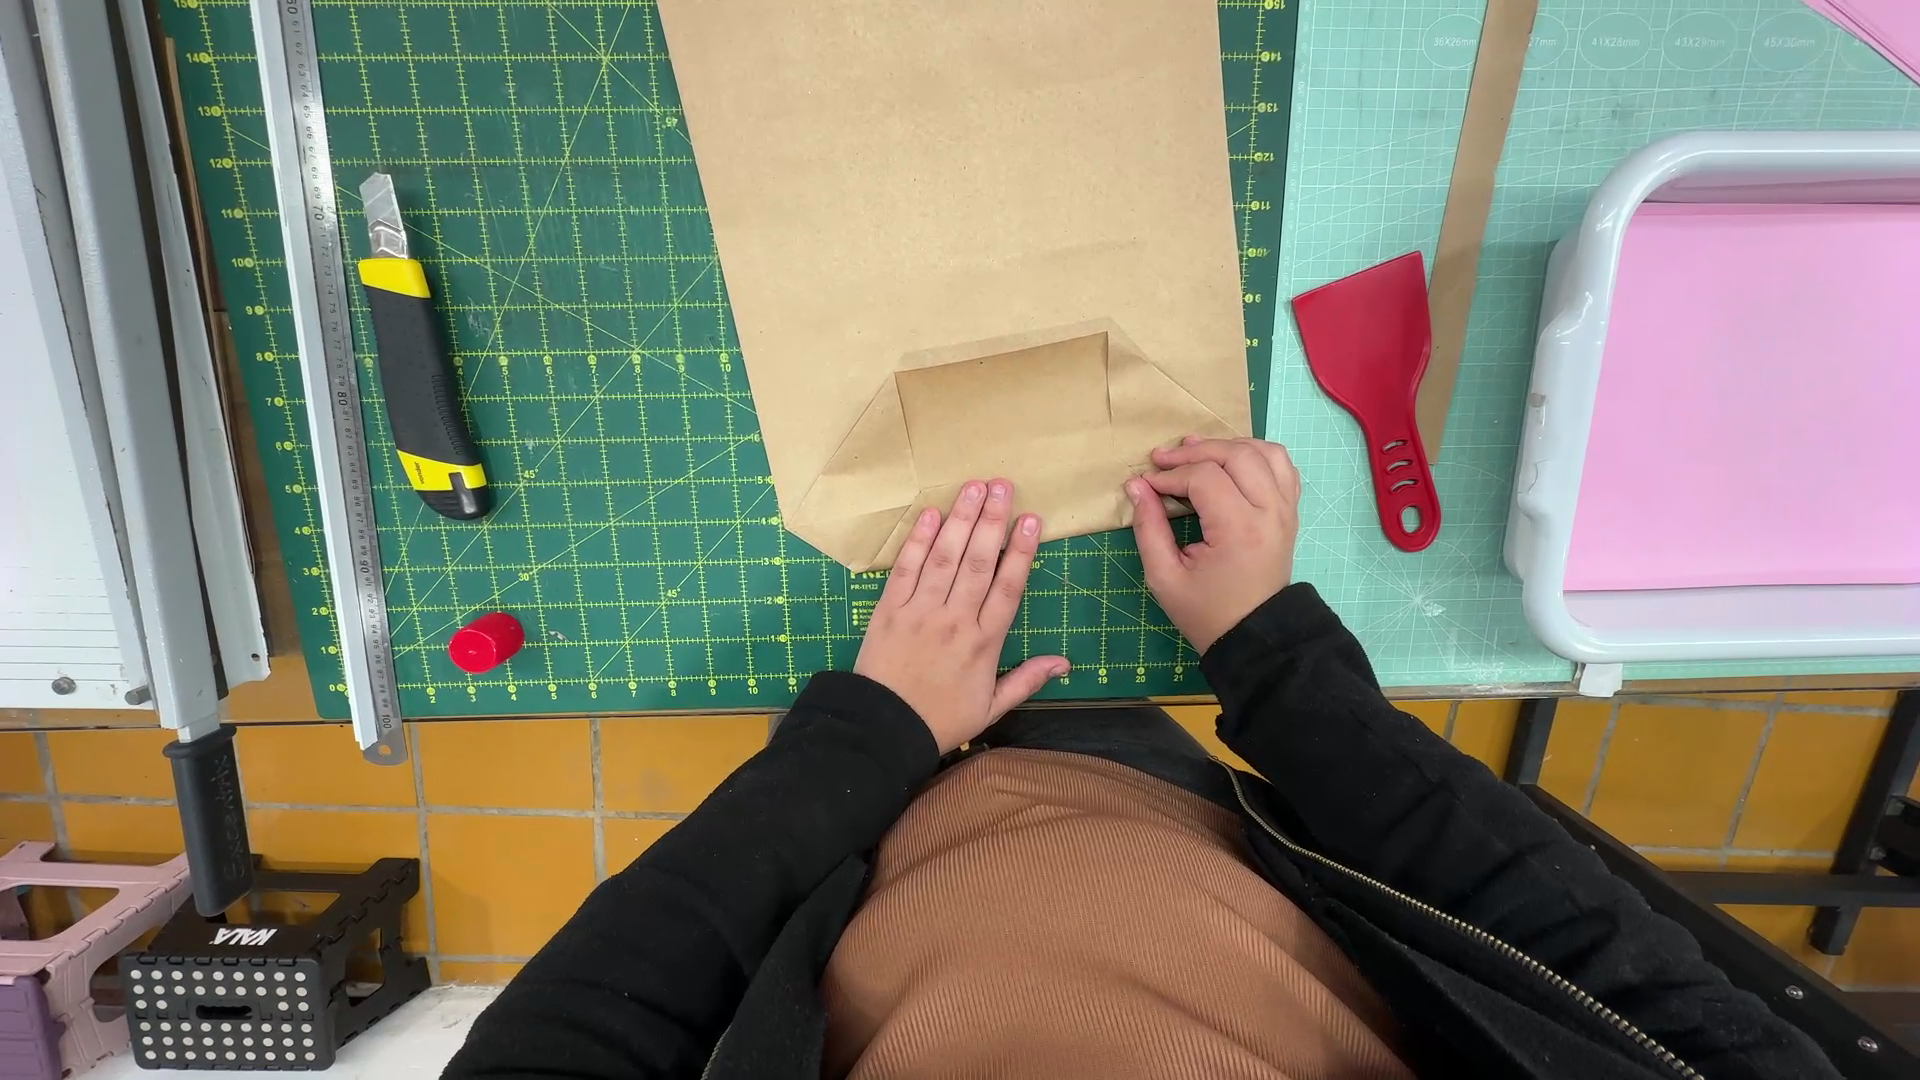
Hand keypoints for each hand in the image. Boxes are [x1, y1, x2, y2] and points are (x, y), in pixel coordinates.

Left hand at [854, 479, 1069, 752]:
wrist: (883, 729)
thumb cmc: (941, 719)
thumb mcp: (991, 708)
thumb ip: (1027, 680)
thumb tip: (1065, 662)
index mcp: (984, 642)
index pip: (1008, 587)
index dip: (1021, 551)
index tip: (1031, 519)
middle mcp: (955, 619)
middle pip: (979, 562)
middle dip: (992, 520)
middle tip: (1002, 485)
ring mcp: (920, 611)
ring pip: (945, 557)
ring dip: (961, 520)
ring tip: (973, 488)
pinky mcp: (890, 609)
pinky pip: (906, 569)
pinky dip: (919, 541)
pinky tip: (932, 515)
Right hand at [1126, 437, 1301, 654]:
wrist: (1254, 635)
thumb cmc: (1205, 612)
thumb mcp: (1164, 577)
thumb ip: (1148, 528)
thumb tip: (1136, 486)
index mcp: (1239, 531)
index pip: (1204, 478)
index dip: (1170, 475)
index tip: (1146, 484)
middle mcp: (1270, 513)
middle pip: (1236, 454)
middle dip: (1194, 451)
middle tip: (1162, 459)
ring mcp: (1286, 510)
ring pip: (1265, 452)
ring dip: (1228, 445)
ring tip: (1196, 452)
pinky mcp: (1290, 512)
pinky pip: (1282, 466)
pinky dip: (1256, 454)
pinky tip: (1230, 461)